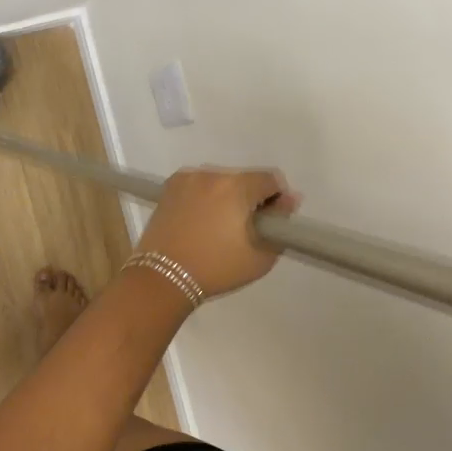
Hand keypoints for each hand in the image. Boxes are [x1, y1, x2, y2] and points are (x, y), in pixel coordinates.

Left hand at [134, 167, 300, 298]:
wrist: (162, 277)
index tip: (270, 222)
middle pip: (243, 178)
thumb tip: (288, 201)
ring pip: (219, 181)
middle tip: (243, 228)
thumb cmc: (216, 268)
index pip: (270, 179)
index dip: (277, 199)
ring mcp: (186, 179)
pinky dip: (204, 198)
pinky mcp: (167, 189)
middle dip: (250, 198)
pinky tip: (200, 221)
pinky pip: (197, 186)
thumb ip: (280, 224)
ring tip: (218, 227)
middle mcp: (210, 174)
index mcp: (236, 186)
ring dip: (226, 197)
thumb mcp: (261, 256)